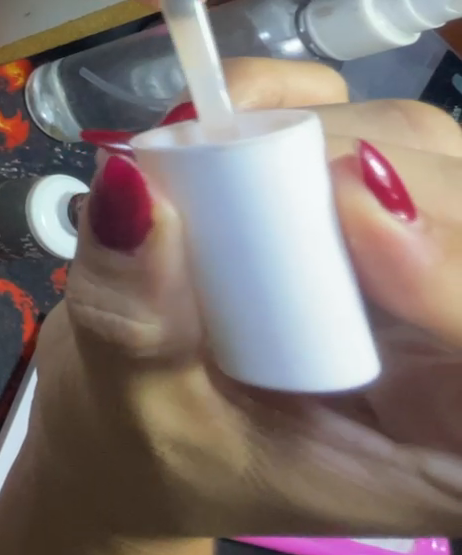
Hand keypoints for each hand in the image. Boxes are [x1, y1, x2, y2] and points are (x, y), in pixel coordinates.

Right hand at [23, 59, 461, 538]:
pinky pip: (367, 131)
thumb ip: (133, 319)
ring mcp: (413, 270)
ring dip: (322, 129)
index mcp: (458, 436)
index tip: (347, 199)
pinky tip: (227, 112)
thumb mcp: (132, 409)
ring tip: (197, 146)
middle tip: (223, 160)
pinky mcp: (352, 218)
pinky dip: (294, 100)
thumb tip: (128, 191)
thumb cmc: (140, 453)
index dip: (449, 257)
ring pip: (433, 157)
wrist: (125, 438)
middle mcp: (459, 336)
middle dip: (371, 173)